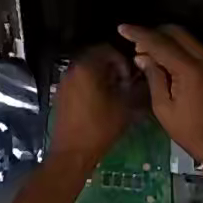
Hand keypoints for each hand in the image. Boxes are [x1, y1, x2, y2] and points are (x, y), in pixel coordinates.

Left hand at [50, 44, 139, 167]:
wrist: (72, 152)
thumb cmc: (100, 128)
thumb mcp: (124, 107)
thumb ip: (135, 88)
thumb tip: (142, 79)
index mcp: (87, 67)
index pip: (108, 50)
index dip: (123, 61)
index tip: (130, 78)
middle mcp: (73, 68)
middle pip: (96, 57)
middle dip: (113, 68)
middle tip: (125, 84)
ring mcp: (64, 80)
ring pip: (87, 69)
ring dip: (102, 76)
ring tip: (115, 93)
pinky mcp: (61, 92)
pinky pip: (79, 80)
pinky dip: (91, 84)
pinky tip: (100, 101)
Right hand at [119, 24, 202, 161]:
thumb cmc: (192, 132)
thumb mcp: (164, 109)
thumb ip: (153, 77)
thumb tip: (141, 57)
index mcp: (191, 71)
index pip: (160, 43)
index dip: (139, 34)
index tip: (122, 29)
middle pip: (176, 32)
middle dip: (154, 33)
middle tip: (137, 44)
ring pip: (188, 37)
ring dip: (167, 39)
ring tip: (150, 51)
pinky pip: (197, 47)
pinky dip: (180, 47)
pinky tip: (168, 58)